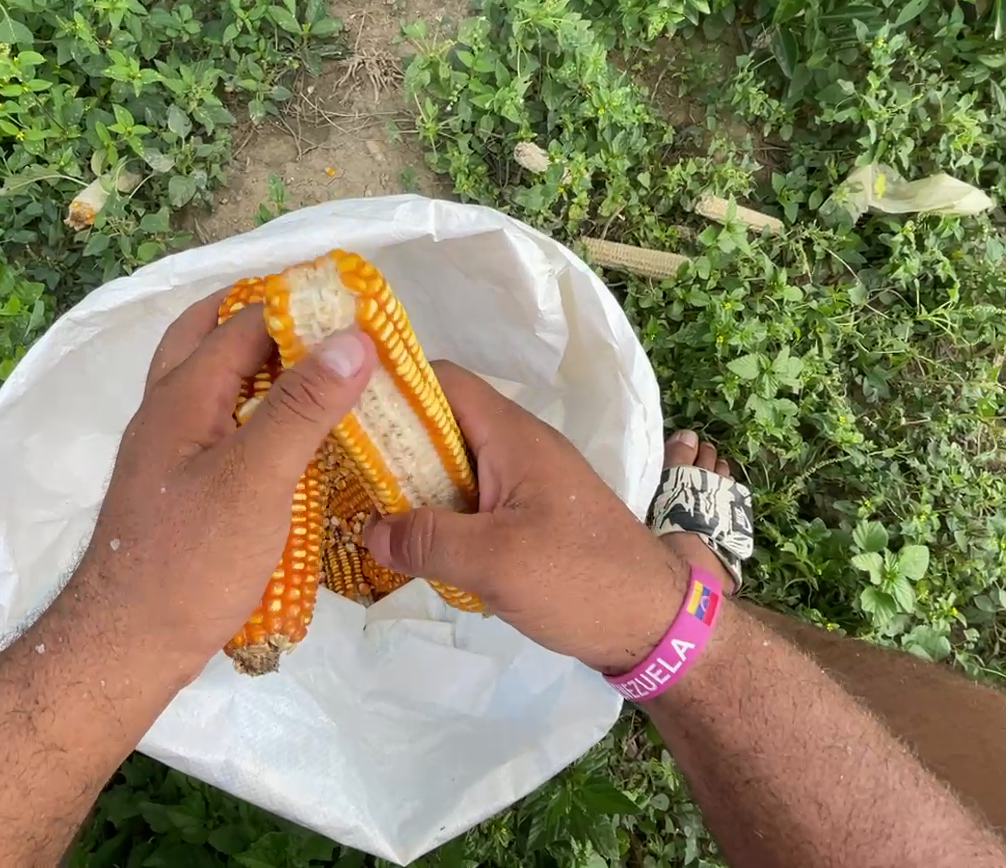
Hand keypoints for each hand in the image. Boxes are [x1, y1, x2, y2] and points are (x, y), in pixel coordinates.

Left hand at [62, 290, 376, 675]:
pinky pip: (217, 418)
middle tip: (318, 321)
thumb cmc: (192, 560)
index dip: (299, 307)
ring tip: (311, 365)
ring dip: (253, 358)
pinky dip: (251, 403)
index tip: (355, 308)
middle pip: (208, 335)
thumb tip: (353, 337)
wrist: (127, 646)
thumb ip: (303, 406)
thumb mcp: (257, 478)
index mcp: (184, 392)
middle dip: (260, 316)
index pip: (245, 322)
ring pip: (210, 377)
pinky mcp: (178, 480)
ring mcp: (169, 445)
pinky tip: (285, 429)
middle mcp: (169, 407)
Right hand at [364, 363, 685, 674]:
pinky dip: (440, 509)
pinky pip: (472, 495)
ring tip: (370, 506)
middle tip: (348, 469)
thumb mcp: (496, 562)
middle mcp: (517, 445)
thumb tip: (370, 530)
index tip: (348, 410)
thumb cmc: (581, 579)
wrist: (657, 625)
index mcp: (512, 435)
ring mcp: (525, 479)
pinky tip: (415, 540)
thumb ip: (428, 540)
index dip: (396, 384)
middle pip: (443, 421)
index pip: (445, 380)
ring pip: (455, 461)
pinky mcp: (528, 512)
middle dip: (395, 441)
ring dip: (416, 481)